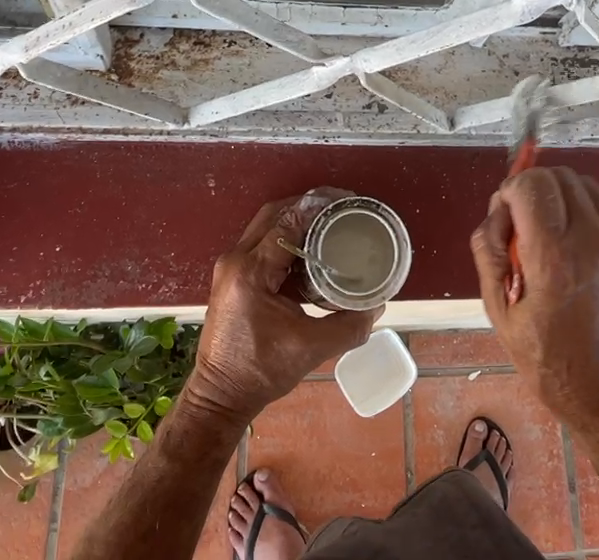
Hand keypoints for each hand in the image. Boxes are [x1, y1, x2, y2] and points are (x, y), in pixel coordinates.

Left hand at [183, 192, 379, 425]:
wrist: (220, 397)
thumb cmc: (260, 372)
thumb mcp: (311, 348)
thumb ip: (349, 325)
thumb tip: (377, 305)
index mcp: (251, 271)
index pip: (287, 222)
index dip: (318, 206)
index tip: (346, 201)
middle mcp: (236, 260)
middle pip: (274, 215)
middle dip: (308, 205)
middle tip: (341, 206)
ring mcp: (232, 268)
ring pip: (267, 227)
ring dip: (298, 221)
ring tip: (332, 223)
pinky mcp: (234, 279)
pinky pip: (264, 245)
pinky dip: (289, 240)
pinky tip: (314, 250)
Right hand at [470, 168, 598, 432]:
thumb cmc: (550, 362)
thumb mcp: (500, 314)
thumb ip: (490, 253)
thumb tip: (497, 215)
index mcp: (555, 259)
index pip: (532, 184)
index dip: (510, 192)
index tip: (505, 218)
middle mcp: (595, 241)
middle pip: (558, 176)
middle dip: (533, 191)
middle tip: (524, 228)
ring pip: (585, 186)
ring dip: (560, 200)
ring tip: (552, 240)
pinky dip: (586, 218)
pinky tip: (579, 255)